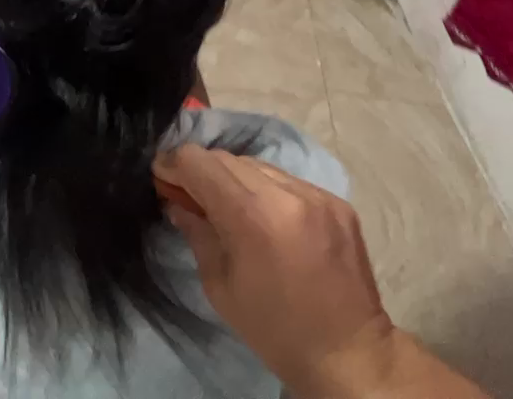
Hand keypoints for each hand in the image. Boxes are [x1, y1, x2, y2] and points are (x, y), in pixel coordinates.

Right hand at [154, 144, 398, 396]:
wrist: (350, 354)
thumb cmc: (274, 329)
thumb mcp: (219, 285)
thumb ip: (196, 231)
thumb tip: (176, 201)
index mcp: (253, 215)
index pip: (198, 161)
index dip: (173, 165)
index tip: (162, 179)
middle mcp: (286, 193)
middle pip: (225, 157)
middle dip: (201, 171)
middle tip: (188, 195)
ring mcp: (316, 194)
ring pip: (256, 164)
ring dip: (233, 178)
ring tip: (228, 206)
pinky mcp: (336, 201)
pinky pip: (286, 179)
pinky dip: (266, 189)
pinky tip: (266, 217)